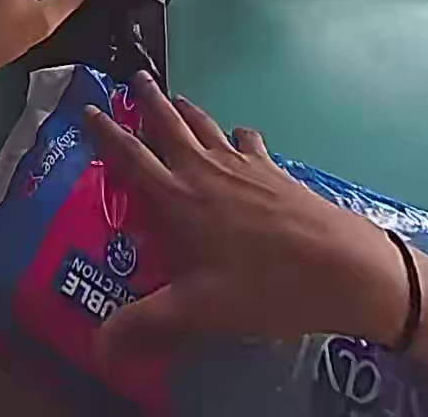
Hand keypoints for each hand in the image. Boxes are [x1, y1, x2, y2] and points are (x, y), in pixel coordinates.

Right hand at [84, 75, 406, 360]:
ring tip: (175, 97)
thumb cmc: (263, 284)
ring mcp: (240, 163)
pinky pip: (246, 140)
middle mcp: (205, 169)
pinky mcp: (270, 166)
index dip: (108, 132)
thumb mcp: (199, 311)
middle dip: (149, 100)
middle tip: (135, 77)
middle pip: (169, 124)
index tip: (91, 109)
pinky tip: (238, 134)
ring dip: (186, 109)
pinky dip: (235, 133)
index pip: (132, 157)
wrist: (336, 263)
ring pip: (204, 125)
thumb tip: (98, 349)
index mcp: (179, 197)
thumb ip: (147, 325)